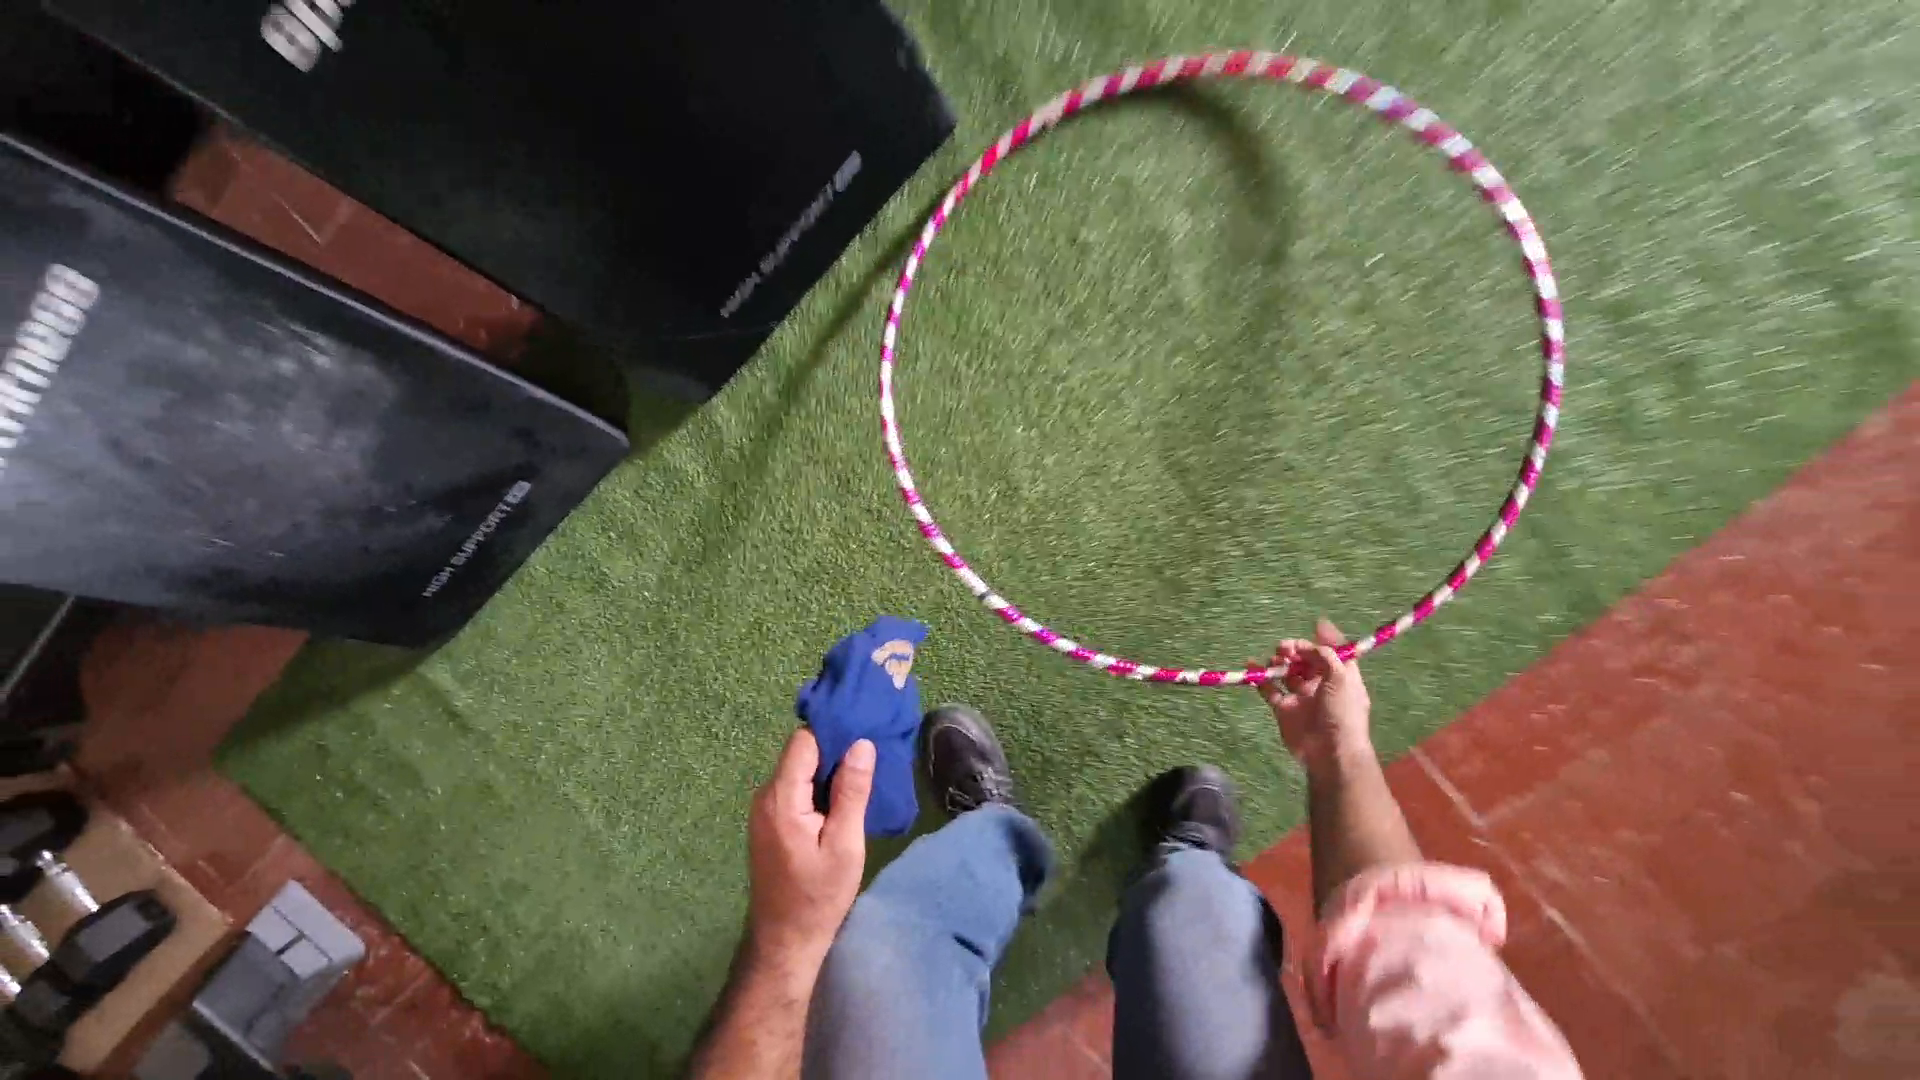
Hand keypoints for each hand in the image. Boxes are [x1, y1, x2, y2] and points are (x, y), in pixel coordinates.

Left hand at [745, 728, 873, 967]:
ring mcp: (765, 809)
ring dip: (829, 769)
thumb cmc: (818, 896)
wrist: (784, 942)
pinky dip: (819, 786)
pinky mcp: (770, 821)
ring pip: (800, 769)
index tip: (865, 733)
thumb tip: (862, 744)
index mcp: (781, 797)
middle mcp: (766, 795)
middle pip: (801, 752)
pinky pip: (796, 788)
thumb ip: (852, 792)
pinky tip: (844, 797)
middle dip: (835, 749)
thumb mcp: (844, 844)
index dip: (834, 733)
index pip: (804, 740)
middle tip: (872, 754)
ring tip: (864, 774)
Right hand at [1254, 619, 1372, 774]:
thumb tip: (1315, 635)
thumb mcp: (1341, 677)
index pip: (1332, 654)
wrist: (1330, 751)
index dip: (1322, 641)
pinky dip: (1260, 678)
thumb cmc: (1342, 712)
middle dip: (1296, 651)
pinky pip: (1269, 689)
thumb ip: (1325, 654)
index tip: (1311, 628)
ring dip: (1279, 663)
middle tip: (1284, 648)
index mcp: (1342, 677)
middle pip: (1306, 661)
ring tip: (1274, 661)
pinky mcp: (1283, 709)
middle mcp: (1321, 685)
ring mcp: (1301, 697)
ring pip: (1287, 673)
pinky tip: (1251, 666)